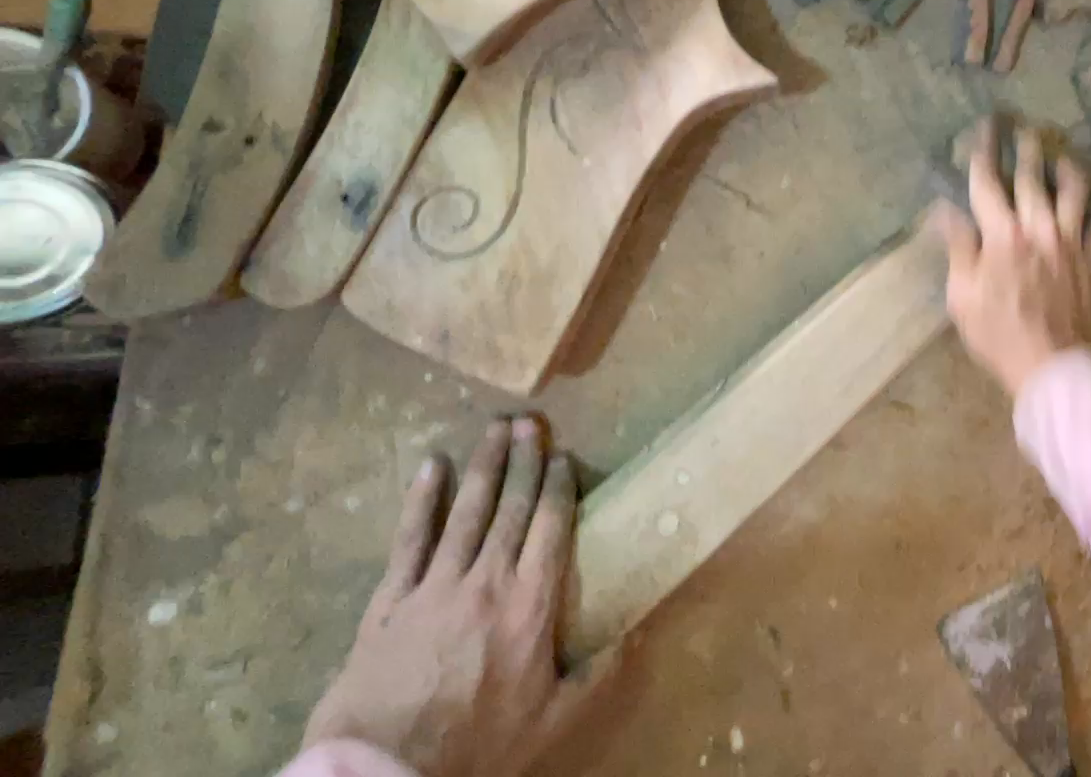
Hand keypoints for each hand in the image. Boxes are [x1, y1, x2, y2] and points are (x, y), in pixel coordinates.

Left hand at [303, 418, 628, 776]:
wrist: (383, 775)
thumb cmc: (477, 746)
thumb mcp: (551, 719)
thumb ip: (595, 675)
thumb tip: (634, 636)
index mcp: (531, 603)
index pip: (551, 527)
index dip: (560, 487)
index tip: (565, 457)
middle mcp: (488, 580)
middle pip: (512, 508)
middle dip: (525, 461)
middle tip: (531, 423)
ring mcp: (435, 586)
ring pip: (467, 512)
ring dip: (483, 467)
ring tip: (494, 429)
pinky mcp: (389, 601)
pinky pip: (409, 540)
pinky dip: (421, 501)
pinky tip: (432, 468)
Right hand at [936, 121, 1090, 396]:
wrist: (1051, 365)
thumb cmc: (998, 334)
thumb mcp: (962, 296)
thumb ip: (958, 248)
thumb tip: (945, 210)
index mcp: (1001, 236)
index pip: (988, 184)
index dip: (983, 154)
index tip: (982, 131)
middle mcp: (1039, 229)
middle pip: (1033, 178)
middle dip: (1027, 150)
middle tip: (1026, 130)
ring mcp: (1071, 243)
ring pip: (1075, 193)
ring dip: (1068, 170)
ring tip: (1065, 158)